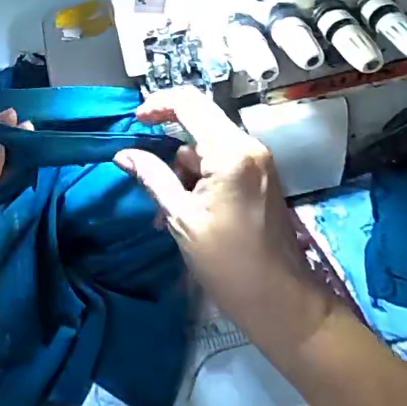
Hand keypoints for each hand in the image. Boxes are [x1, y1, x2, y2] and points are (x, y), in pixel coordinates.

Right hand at [115, 86, 332, 356]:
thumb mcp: (183, 219)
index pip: (189, 103)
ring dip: (183, 166)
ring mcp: (258, 160)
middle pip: (199, 120)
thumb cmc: (229, 263)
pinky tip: (186, 208)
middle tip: (143, 162)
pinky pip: (222, 160)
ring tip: (165, 208)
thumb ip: (153, 178)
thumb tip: (124, 154)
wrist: (282, 302)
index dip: (158, 104)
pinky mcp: (260, 176)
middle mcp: (248, 146)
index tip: (136, 121)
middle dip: (168, 140)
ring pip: (208, 144)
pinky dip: (201, 176)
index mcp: (230, 152)